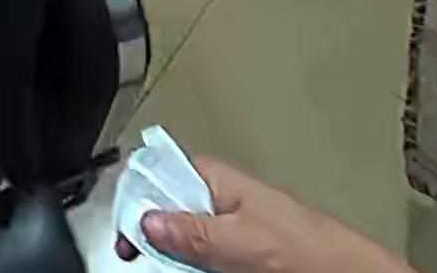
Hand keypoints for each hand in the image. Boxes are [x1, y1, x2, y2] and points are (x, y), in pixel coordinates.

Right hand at [117, 154, 412, 272]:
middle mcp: (214, 198)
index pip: (156, 172)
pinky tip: (184, 271)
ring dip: (167, 256)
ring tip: (161, 266)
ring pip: (178, 240)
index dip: (135, 197)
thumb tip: (147, 220)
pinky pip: (198, 259)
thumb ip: (196, 231)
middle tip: (139, 259)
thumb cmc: (312, 251)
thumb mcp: (247, 241)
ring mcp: (224, 229)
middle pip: (163, 210)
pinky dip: (187, 267)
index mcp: (213, 178)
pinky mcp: (235, 256)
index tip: (124, 231)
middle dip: (149, 234)